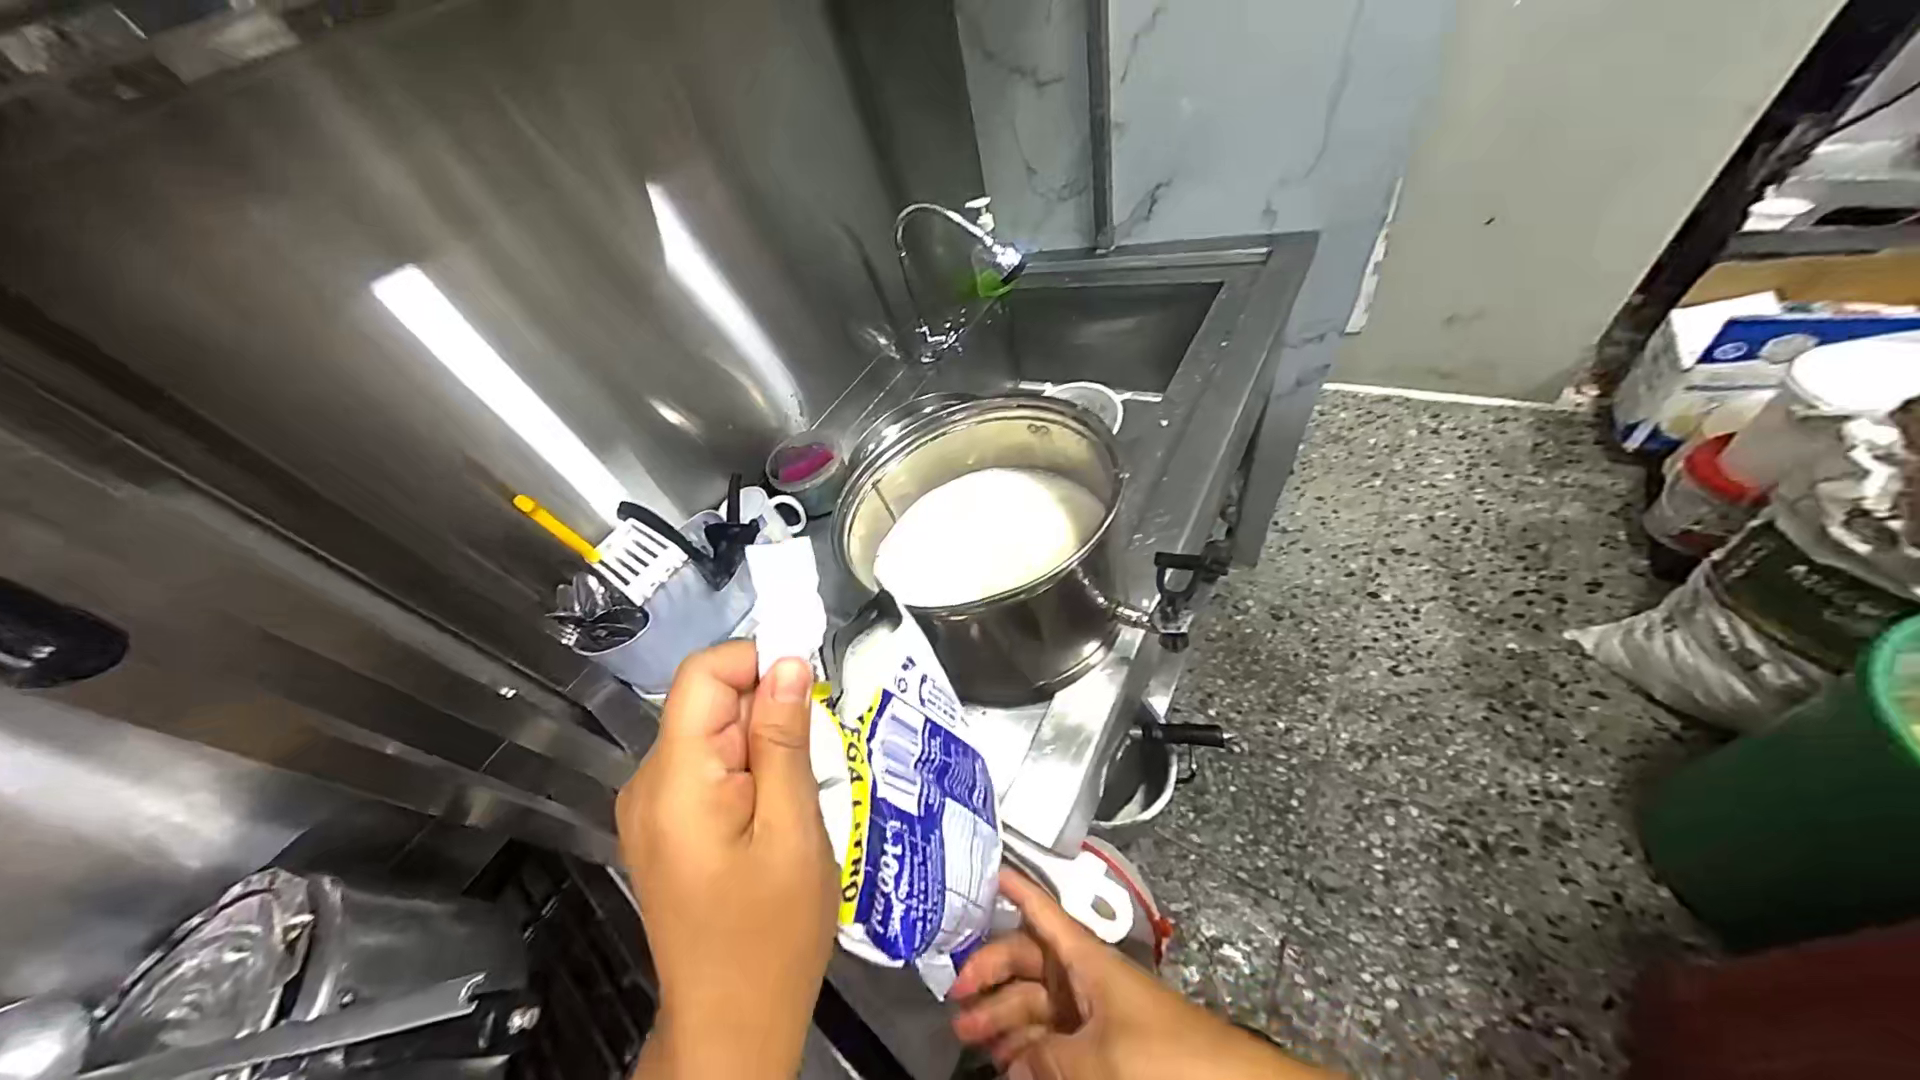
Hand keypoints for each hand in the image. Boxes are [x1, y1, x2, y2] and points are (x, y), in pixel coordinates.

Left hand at [618, 641, 834, 1079]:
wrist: (734, 1020)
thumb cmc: (772, 933)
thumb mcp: (793, 829)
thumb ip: (786, 739)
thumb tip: (788, 662)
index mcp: (675, 781)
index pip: (704, 675)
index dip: (756, 663)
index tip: (808, 689)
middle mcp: (649, 784)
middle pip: (710, 703)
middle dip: (767, 712)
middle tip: (812, 759)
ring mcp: (652, 806)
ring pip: (715, 732)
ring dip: (764, 743)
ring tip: (797, 793)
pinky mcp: (667, 823)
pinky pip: (710, 765)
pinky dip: (751, 768)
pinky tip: (777, 809)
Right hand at [951, 870, 1338, 1079]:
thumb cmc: (1163, 1053)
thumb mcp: (1100, 1059)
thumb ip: (1048, 1060)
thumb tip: (1011, 1064)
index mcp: (1084, 957)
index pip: (1041, 910)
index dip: (1014, 889)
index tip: (986, 870)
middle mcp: (1082, 975)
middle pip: (1026, 963)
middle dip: (989, 977)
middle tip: (954, 1003)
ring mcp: (1090, 1009)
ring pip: (1034, 1005)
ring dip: (1002, 1020)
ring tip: (969, 1038)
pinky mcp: (1100, 1043)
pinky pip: (1052, 1037)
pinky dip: (1028, 1049)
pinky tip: (1005, 1062)